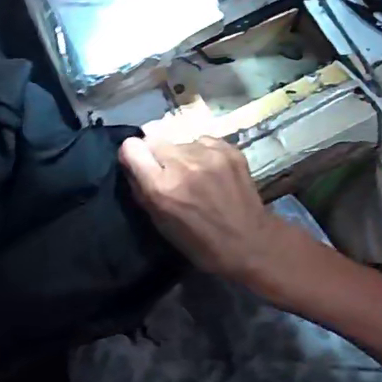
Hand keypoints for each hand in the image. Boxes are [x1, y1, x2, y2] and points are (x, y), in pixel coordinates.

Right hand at [118, 136, 307, 286]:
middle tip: (168, 172)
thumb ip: (141, 189)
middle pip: (154, 139)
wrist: (252, 242)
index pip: (131, 147)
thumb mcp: (161, 223)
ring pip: (179, 140)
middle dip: (156, 154)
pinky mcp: (228, 149)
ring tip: (194, 173)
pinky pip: (202, 140)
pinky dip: (202, 152)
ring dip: (181, 153)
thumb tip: (129, 163)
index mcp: (162, 187)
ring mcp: (208, 153)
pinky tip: (211, 170)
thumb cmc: (201, 242)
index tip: (139, 164)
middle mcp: (182, 164)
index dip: (132, 155)